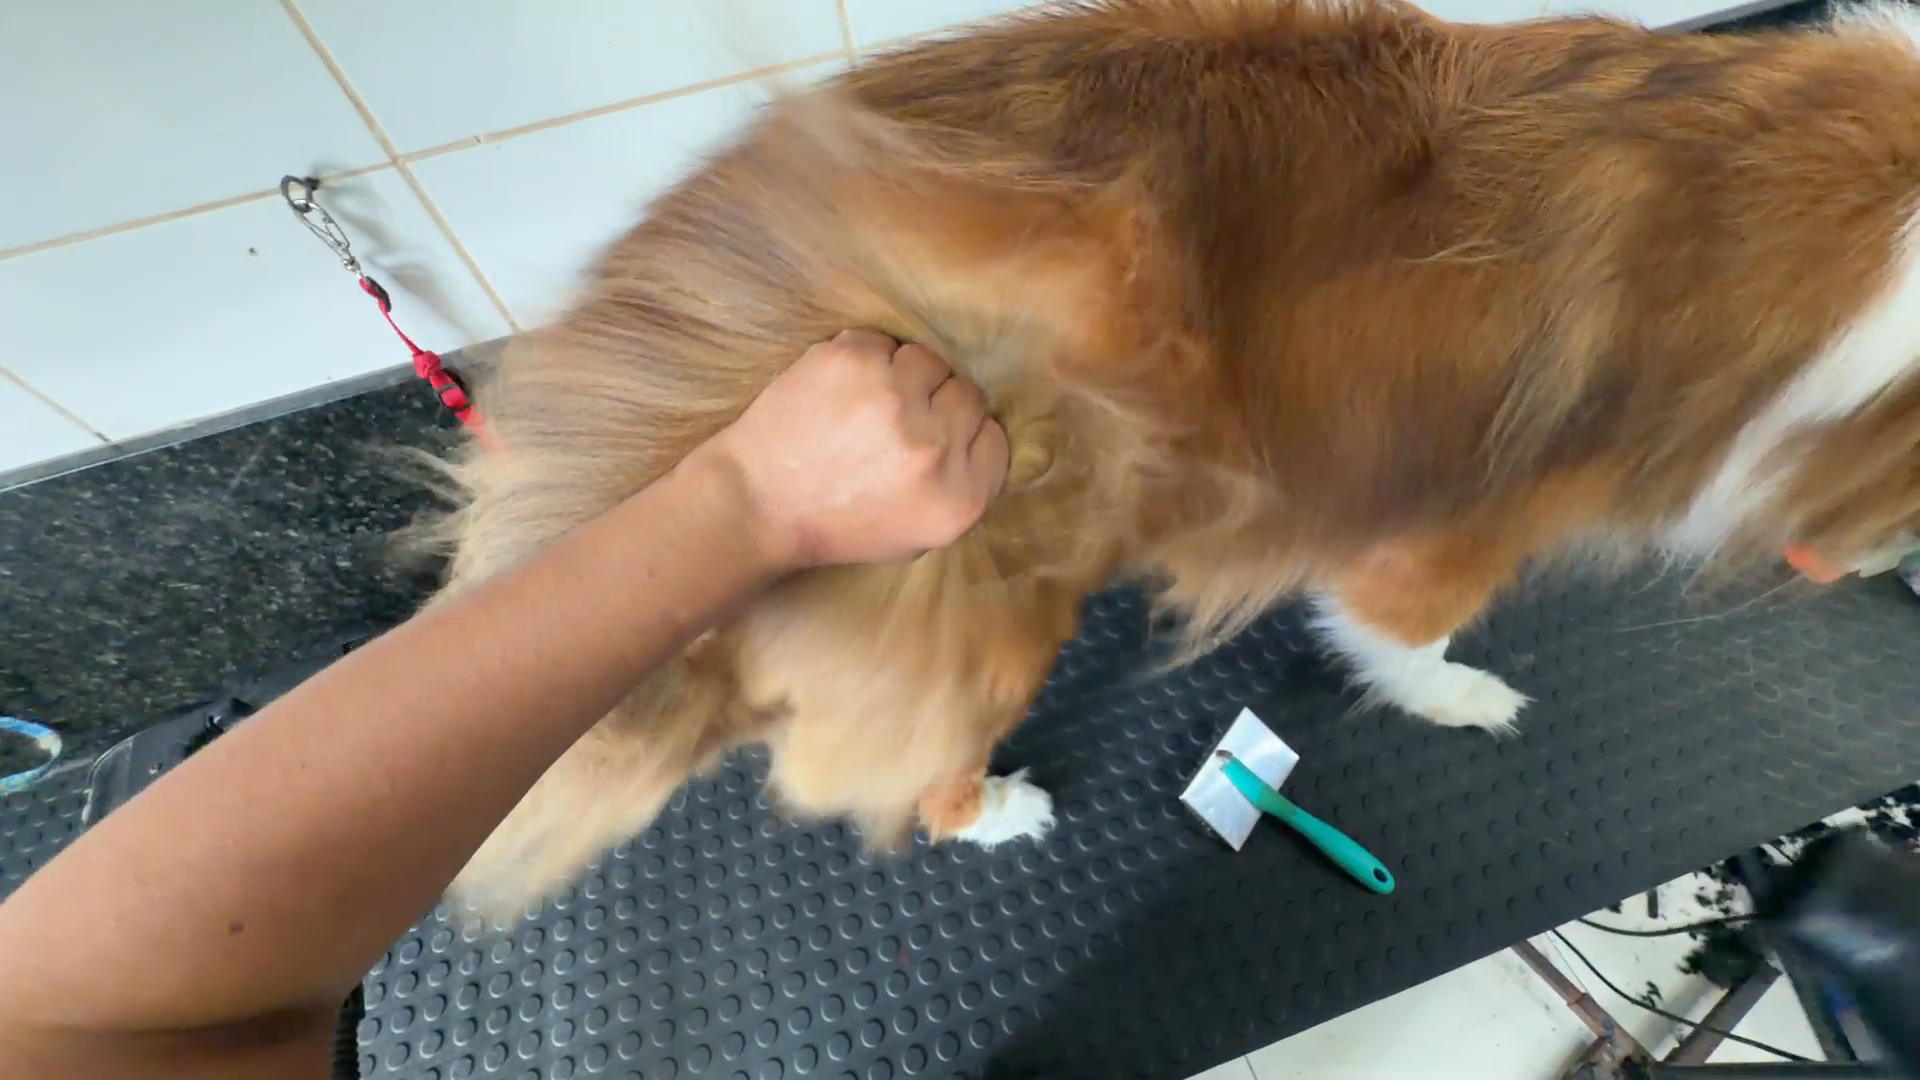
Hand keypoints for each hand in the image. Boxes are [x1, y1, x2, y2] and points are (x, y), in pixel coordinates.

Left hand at [693, 329, 1010, 568]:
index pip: (997, 439)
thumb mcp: (918, 536)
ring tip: (867, 407)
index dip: (966, 437)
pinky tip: (840, 393)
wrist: (758, 504)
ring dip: (904, 378)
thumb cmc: (839, 525)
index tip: (936, 442)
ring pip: (929, 360)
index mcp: (959, 500)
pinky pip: (883, 343)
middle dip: (937, 406)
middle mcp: (935, 448)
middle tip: (897, 426)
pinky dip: (865, 361)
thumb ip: (961, 489)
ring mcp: (893, 398)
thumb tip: (981, 435)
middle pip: (969, 394)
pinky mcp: (854, 361)